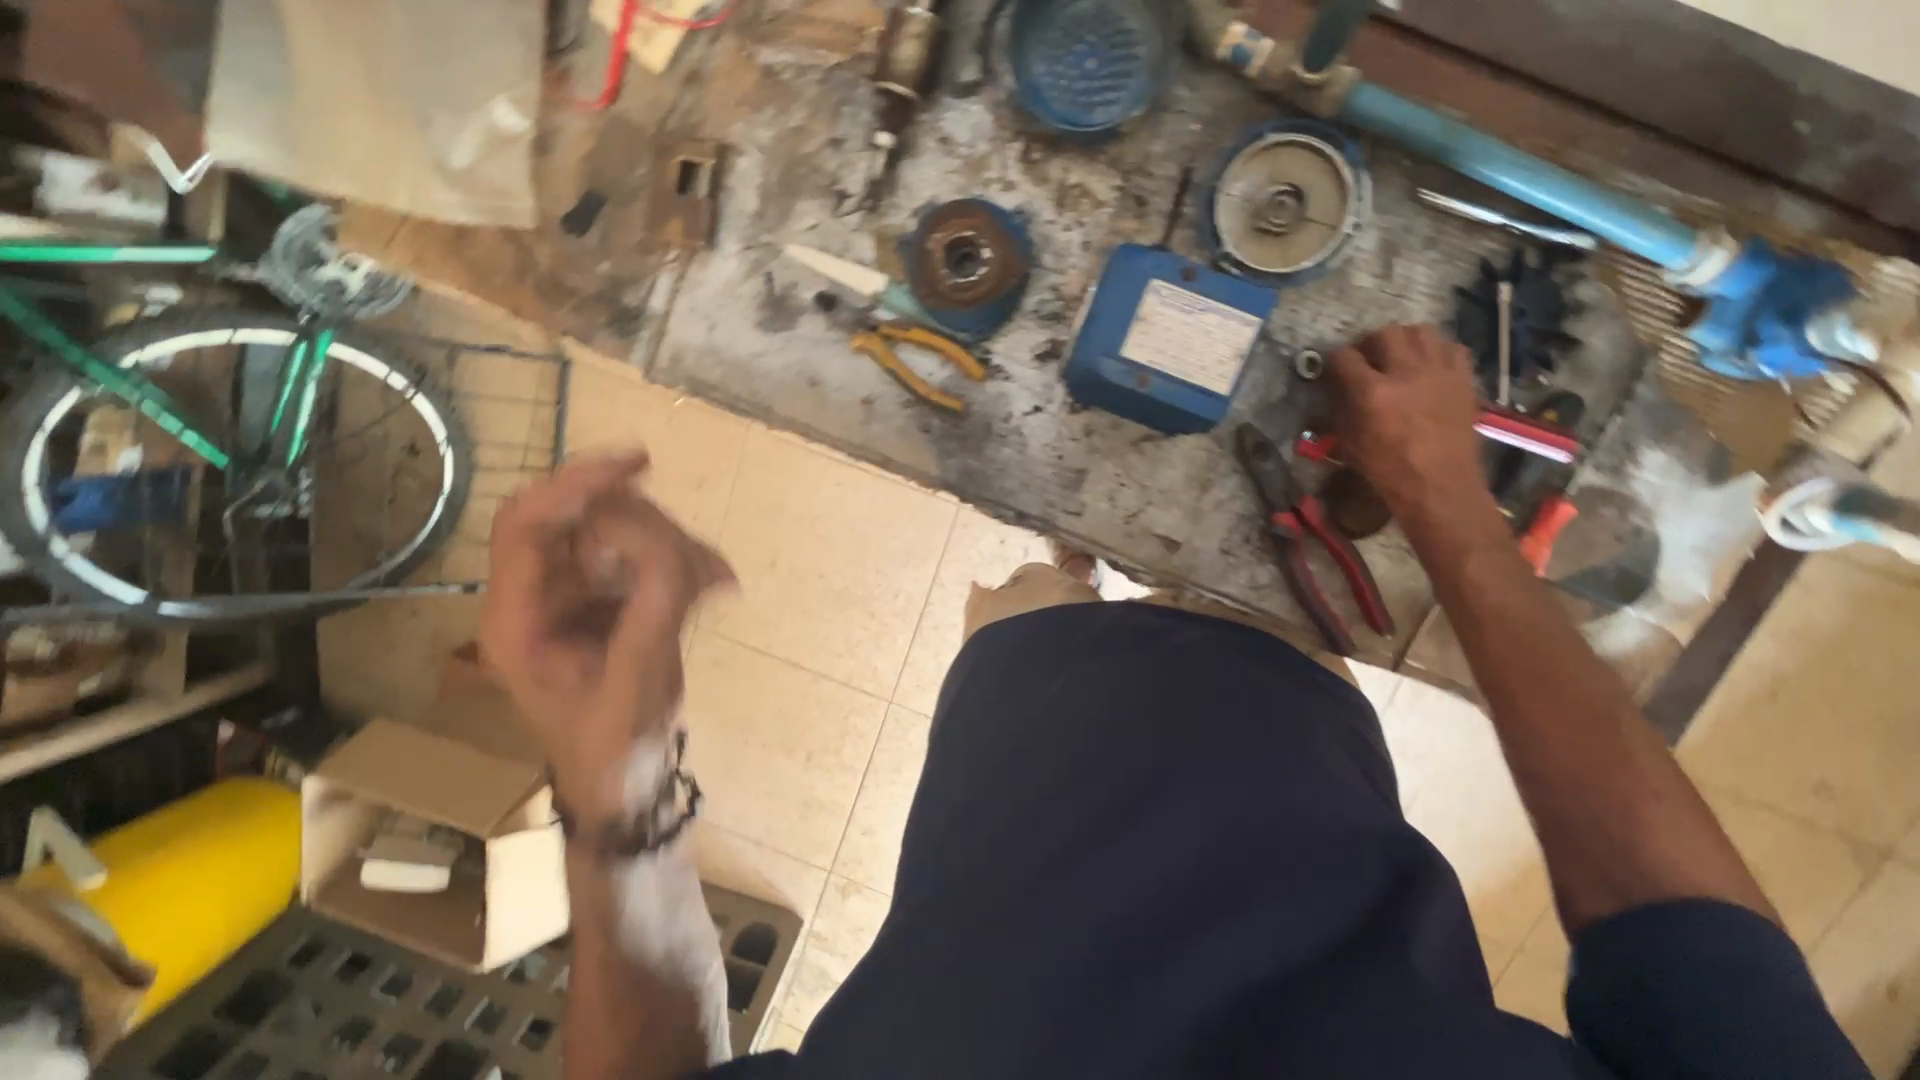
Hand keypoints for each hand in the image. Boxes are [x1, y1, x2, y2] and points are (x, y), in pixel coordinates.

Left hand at [479, 452, 733, 827]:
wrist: (622, 781)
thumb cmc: (615, 746)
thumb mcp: (637, 679)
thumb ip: (654, 604)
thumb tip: (676, 545)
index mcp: (517, 620)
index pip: (526, 525)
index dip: (576, 485)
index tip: (638, 465)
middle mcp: (535, 596)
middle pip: (576, 519)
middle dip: (641, 524)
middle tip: (697, 560)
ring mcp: (569, 595)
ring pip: (613, 532)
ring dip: (669, 543)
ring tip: (715, 577)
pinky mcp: (603, 598)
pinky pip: (639, 556)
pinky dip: (680, 561)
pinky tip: (715, 581)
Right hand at [1329, 325, 1492, 531]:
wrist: (1440, 486)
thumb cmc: (1389, 472)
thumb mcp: (1351, 443)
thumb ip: (1342, 410)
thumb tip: (1337, 389)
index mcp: (1373, 393)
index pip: (1345, 357)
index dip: (1336, 360)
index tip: (1335, 368)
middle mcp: (1407, 373)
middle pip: (1385, 332)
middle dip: (1370, 342)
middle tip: (1367, 357)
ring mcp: (1440, 372)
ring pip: (1421, 331)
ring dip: (1404, 339)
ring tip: (1399, 355)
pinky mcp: (1463, 379)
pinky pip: (1451, 347)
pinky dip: (1436, 350)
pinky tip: (1429, 367)